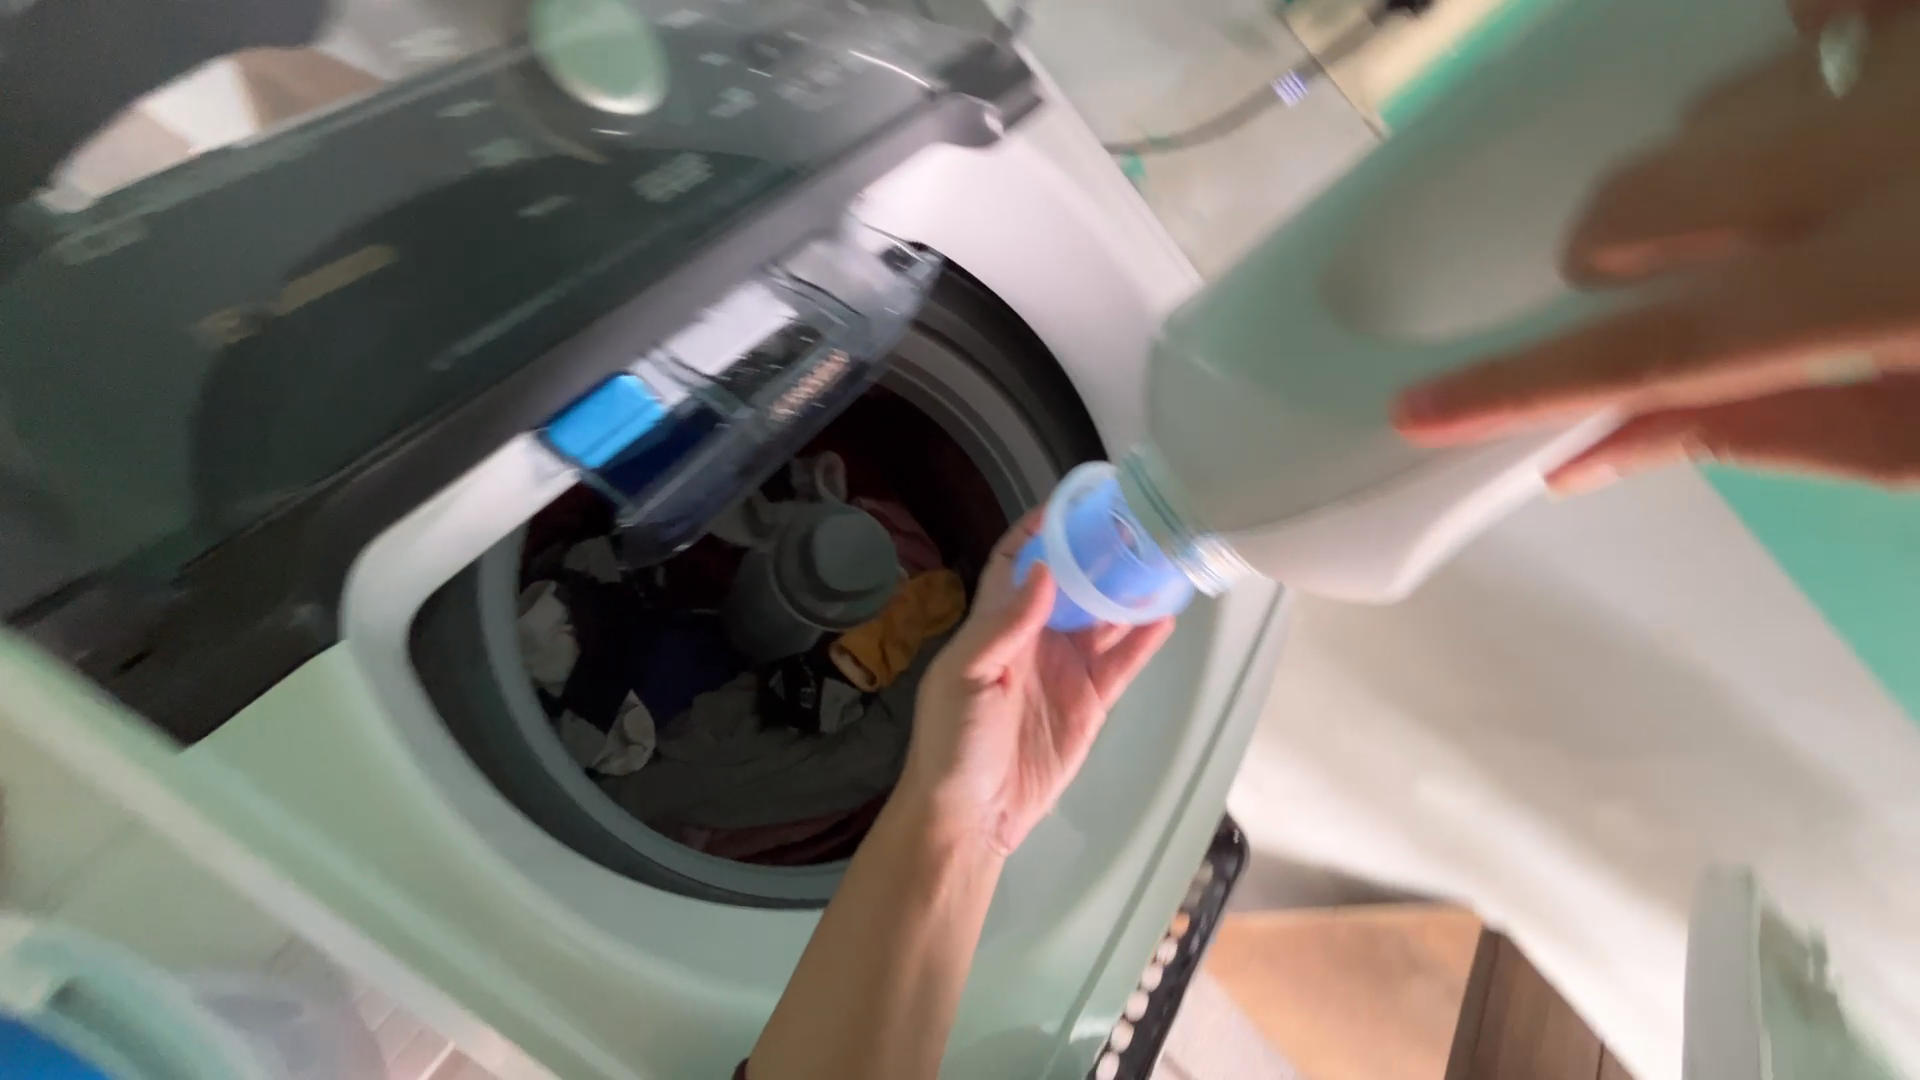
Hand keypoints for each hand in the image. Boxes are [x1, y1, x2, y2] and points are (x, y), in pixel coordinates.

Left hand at [899, 512, 1174, 855]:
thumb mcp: (967, 675)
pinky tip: (1165, 615)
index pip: (1018, 563)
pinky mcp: (1090, 701)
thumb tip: (1047, 569)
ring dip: (1126, 592)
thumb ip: (1005, 623)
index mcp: (996, 623)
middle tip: (1133, 524)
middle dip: (1097, 555)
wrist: (975, 813)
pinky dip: (1142, 640)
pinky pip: (1121, 663)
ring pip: (1102, 618)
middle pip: (1071, 584)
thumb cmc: (956, 738)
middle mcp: (1034, 637)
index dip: (1043, 531)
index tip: (1075, 502)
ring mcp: (1065, 668)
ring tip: (1158, 559)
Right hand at [1393, 4, 1919, 492]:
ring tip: (1817, 167)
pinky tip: (1822, 67)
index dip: (1514, 388)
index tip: (1411, 411)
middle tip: (1663, 275)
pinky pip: (1816, 1)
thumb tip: (1584, 455)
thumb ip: (1770, 434)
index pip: (1653, 353)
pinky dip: (1795, 36)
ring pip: (1720, 86)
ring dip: (1718, 152)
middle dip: (1616, 250)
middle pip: (1640, 195)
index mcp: (1907, 280)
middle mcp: (1909, 143)